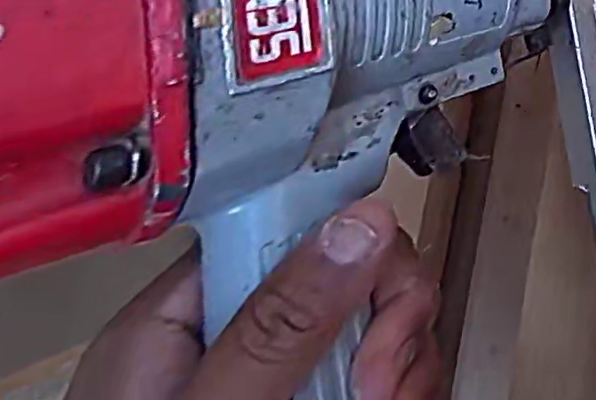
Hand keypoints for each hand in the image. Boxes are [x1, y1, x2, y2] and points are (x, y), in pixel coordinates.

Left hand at [67, 198, 440, 399]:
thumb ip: (279, 325)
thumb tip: (364, 217)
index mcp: (186, 313)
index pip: (291, 216)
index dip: (353, 234)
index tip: (380, 291)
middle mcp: (242, 319)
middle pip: (361, 256)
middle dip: (394, 312)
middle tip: (378, 380)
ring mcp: (290, 352)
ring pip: (390, 302)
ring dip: (407, 354)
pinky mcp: (327, 379)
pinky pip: (398, 345)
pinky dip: (409, 376)